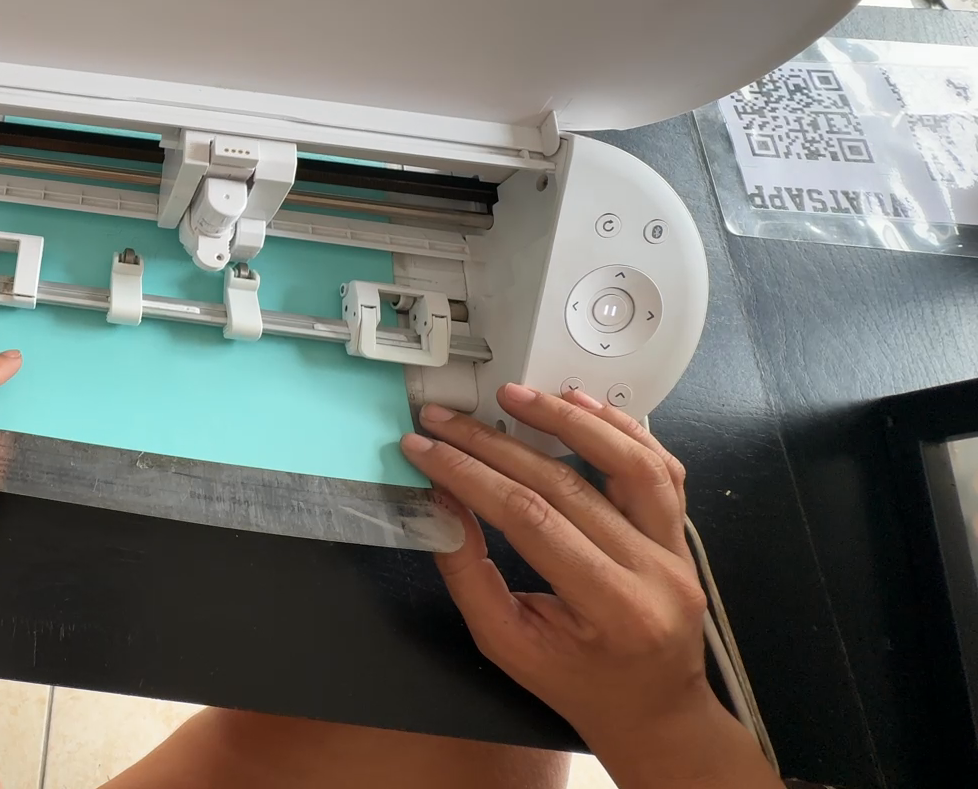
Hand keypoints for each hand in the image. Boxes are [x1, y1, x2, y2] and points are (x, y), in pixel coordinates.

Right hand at [398, 385, 775, 788]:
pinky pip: (661, 468)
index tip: (421, 447)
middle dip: (489, 443)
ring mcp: (679, 549)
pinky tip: (577, 402)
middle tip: (440, 417)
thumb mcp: (501, 638)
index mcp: (611, 608)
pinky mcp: (681, 533)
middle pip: (564, 483)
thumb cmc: (571, 680)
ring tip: (512, 394)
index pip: (529, 517)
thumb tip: (437, 498)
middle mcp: (655, 572)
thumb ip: (466, 569)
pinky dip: (620, 428)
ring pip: (630, 463)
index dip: (467, 474)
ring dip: (565, 419)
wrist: (653, 708)